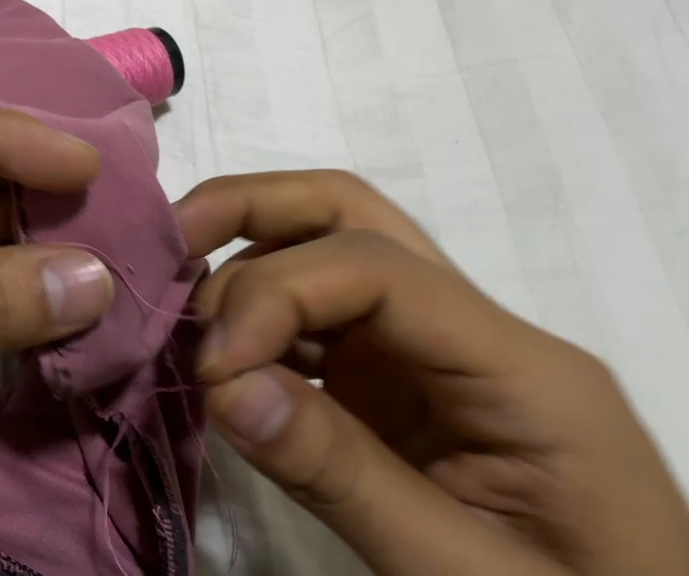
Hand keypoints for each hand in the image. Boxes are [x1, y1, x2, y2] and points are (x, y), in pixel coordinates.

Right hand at [175, 171, 688, 575]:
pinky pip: (316, 321)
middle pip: (350, 213)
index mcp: (521, 368)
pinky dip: (254, 321)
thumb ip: (346, 478)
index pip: (375, 266)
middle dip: (247, 209)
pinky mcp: (399, 384)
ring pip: (326, 249)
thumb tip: (223, 387)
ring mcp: (433, 352)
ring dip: (242, 262)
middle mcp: (475, 331)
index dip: (272, 294)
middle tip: (166, 245)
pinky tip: (220, 362)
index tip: (211, 369)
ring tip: (184, 323)